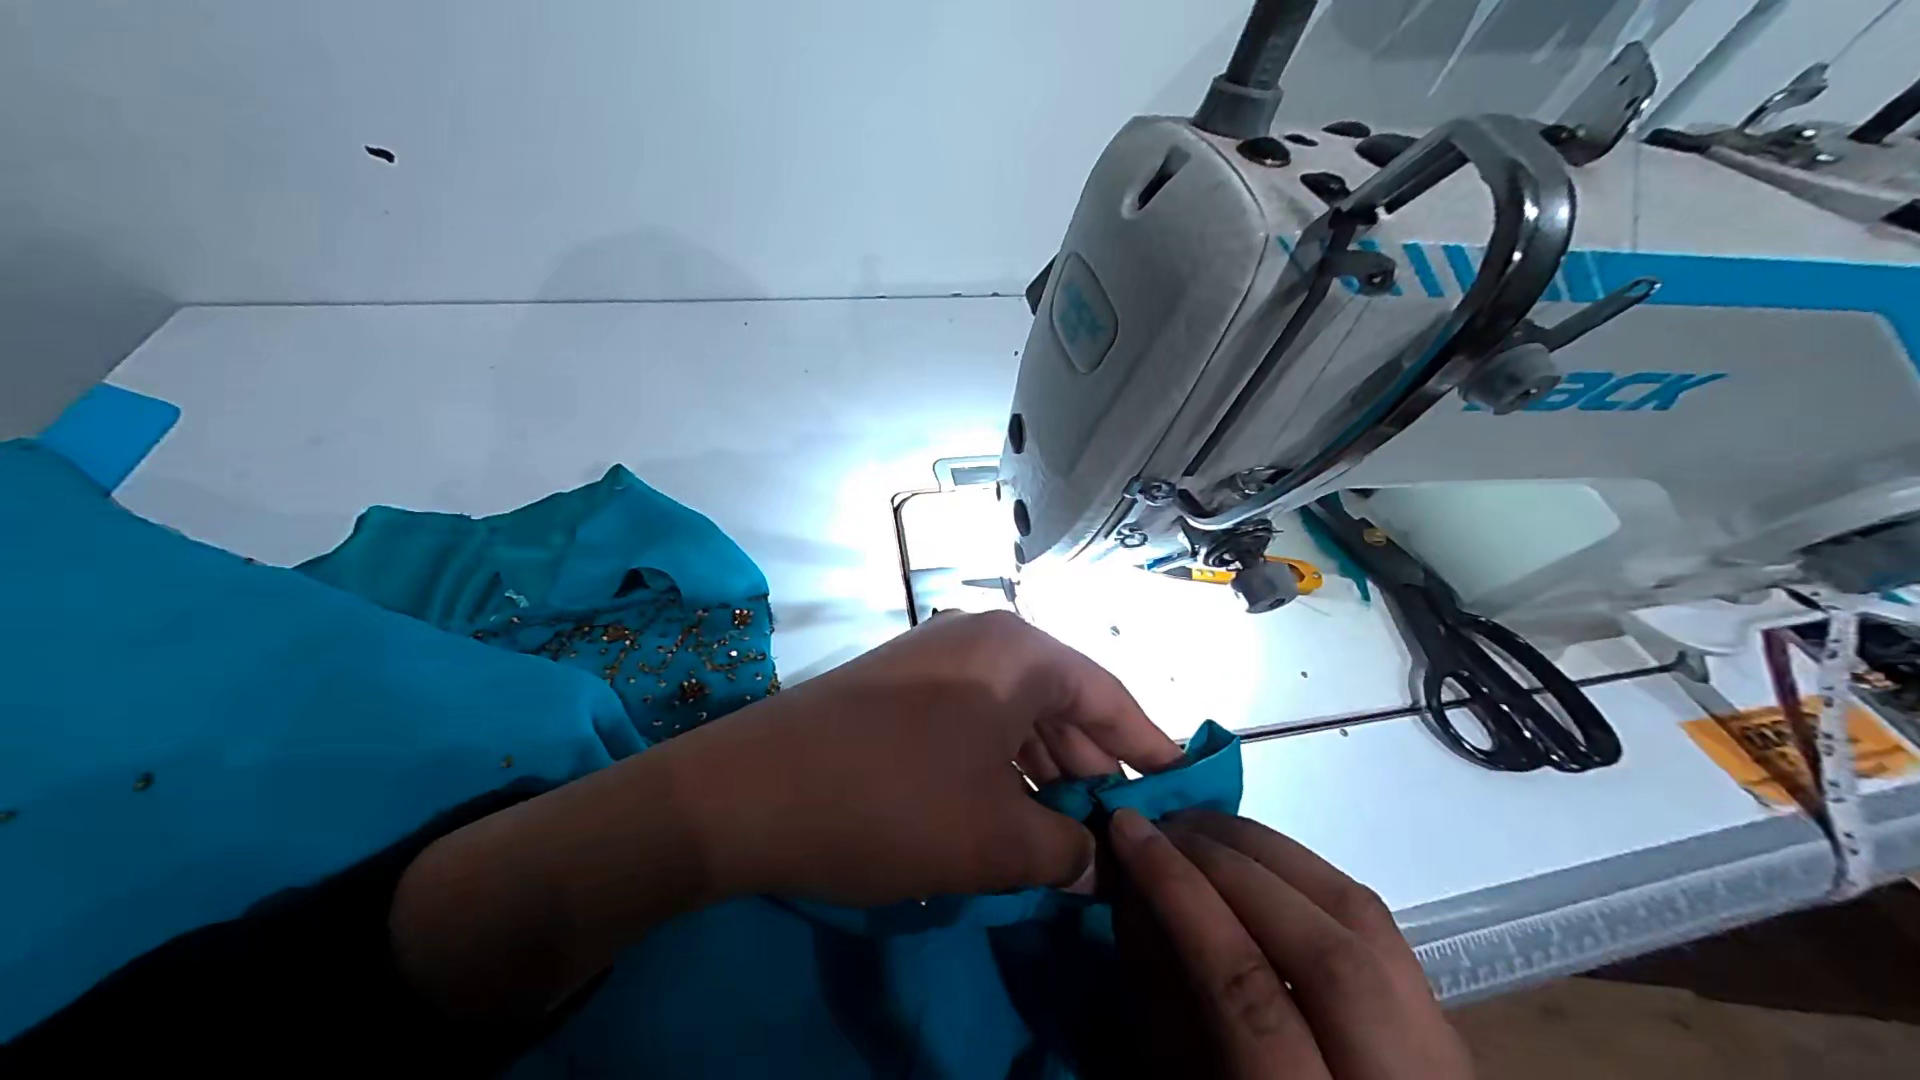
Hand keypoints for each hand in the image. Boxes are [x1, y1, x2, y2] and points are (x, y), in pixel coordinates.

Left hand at [668, 610, 1185, 904]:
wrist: (745, 791)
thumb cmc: (890, 803)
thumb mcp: (993, 841)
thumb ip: (1065, 852)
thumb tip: (1098, 865)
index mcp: (1018, 653)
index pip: (1108, 696)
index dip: (1149, 747)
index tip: (1184, 789)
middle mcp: (981, 638)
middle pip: (1062, 700)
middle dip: (1094, 765)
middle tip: (1123, 825)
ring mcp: (934, 657)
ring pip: (1015, 711)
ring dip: (1045, 768)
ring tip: (1069, 828)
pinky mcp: (900, 685)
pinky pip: (974, 717)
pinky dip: (1000, 761)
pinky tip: (1007, 806)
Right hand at [1105, 809, 1472, 1079]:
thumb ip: (1160, 992)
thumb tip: (1137, 882)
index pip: (1249, 992)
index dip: (1181, 896)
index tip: (1129, 831)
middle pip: (1327, 949)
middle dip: (1231, 865)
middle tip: (1165, 823)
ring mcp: (1442, 1054)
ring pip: (1365, 916)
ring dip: (1270, 851)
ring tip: (1203, 825)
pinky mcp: (1445, 1020)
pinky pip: (1374, 921)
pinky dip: (1305, 871)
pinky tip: (1256, 855)